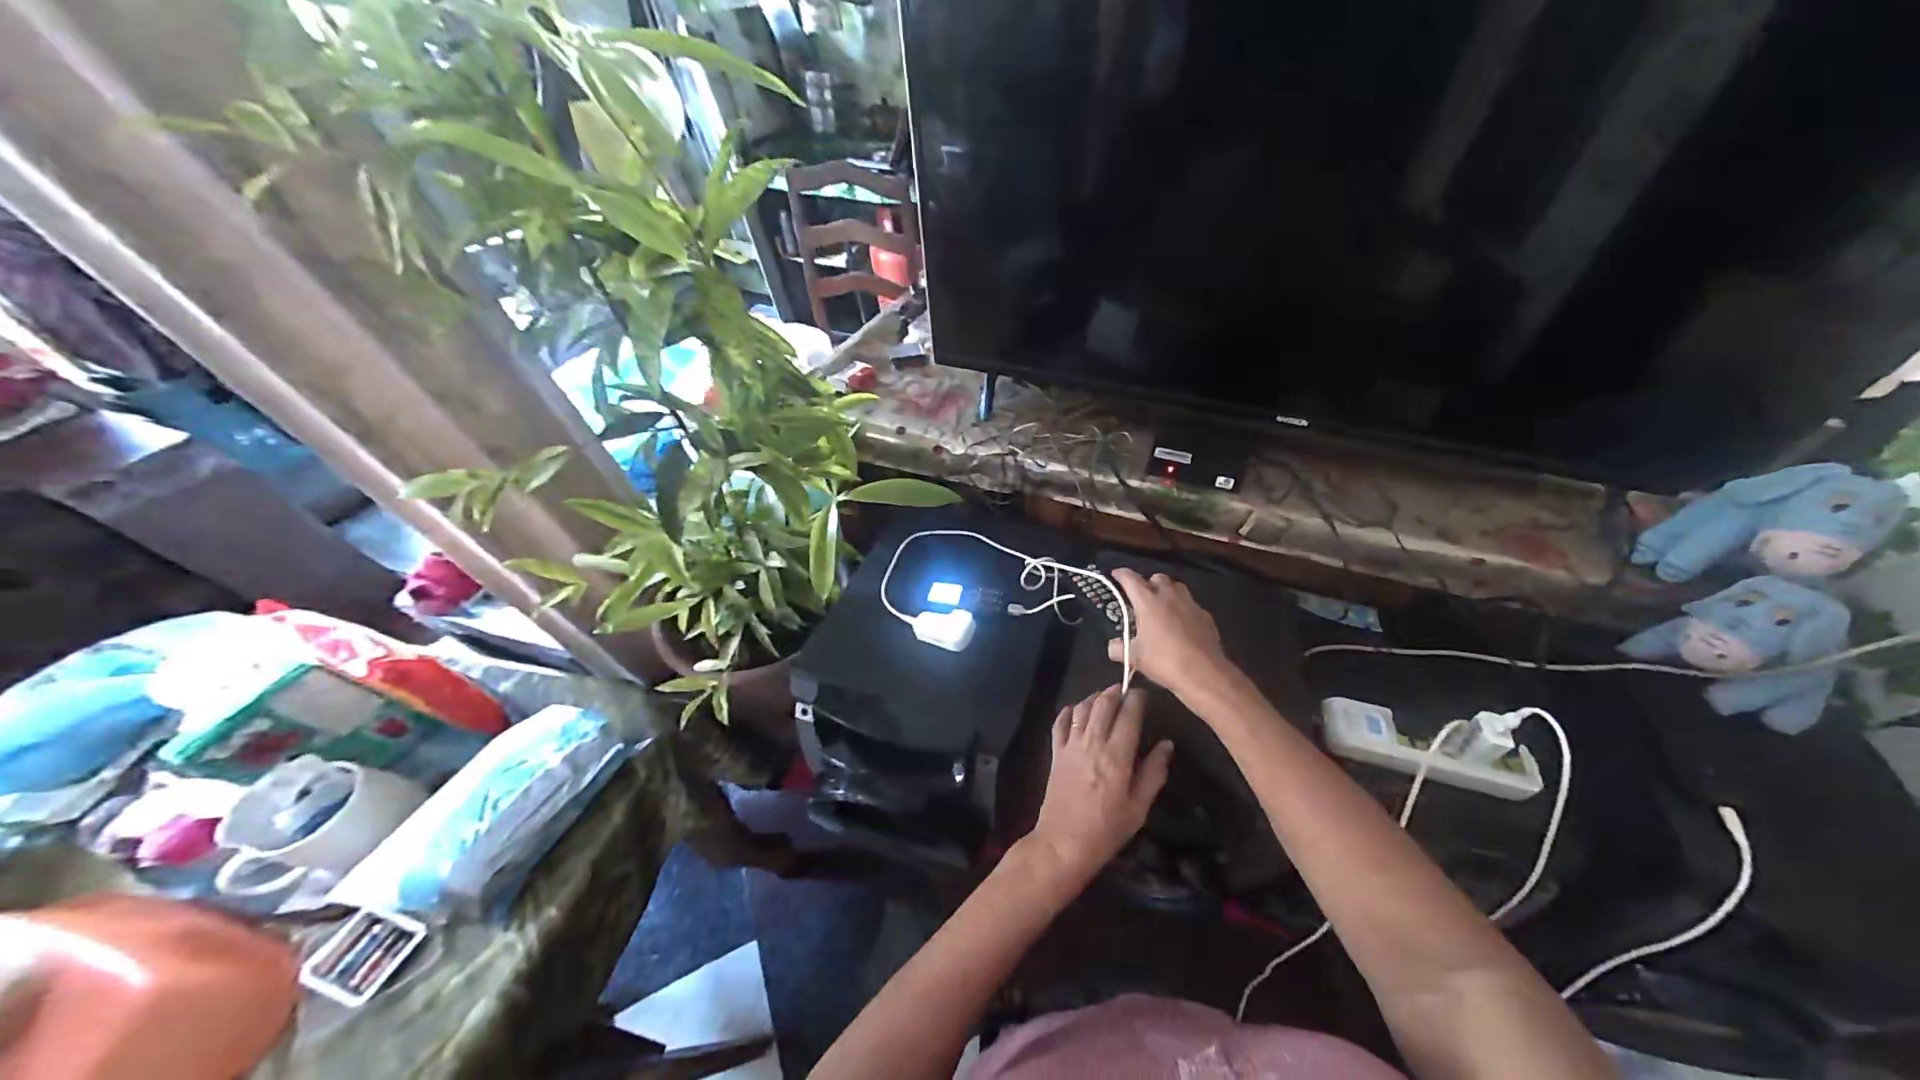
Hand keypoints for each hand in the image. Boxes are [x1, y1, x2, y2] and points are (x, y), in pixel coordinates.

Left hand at [1026, 685, 1172, 886]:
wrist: (1064, 842)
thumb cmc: (1107, 829)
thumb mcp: (1139, 807)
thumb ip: (1154, 772)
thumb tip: (1166, 744)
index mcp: (1117, 755)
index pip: (1129, 714)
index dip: (1137, 699)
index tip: (1144, 694)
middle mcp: (1092, 743)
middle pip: (1103, 704)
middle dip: (1115, 692)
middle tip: (1125, 691)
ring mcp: (1070, 745)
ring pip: (1081, 708)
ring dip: (1094, 698)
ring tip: (1105, 698)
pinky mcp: (1055, 752)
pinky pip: (1060, 722)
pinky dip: (1068, 710)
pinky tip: (1076, 710)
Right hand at [1107, 568, 1232, 698]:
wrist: (1203, 673)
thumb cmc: (1164, 661)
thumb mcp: (1134, 657)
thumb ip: (1119, 648)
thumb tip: (1113, 645)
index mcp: (1148, 601)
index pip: (1131, 579)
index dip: (1122, 574)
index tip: (1116, 574)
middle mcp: (1169, 596)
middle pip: (1157, 578)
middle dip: (1148, 583)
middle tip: (1142, 597)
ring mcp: (1190, 604)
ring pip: (1177, 587)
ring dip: (1167, 592)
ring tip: (1161, 607)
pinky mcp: (1205, 616)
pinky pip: (1191, 605)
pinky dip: (1183, 609)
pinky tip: (1181, 624)